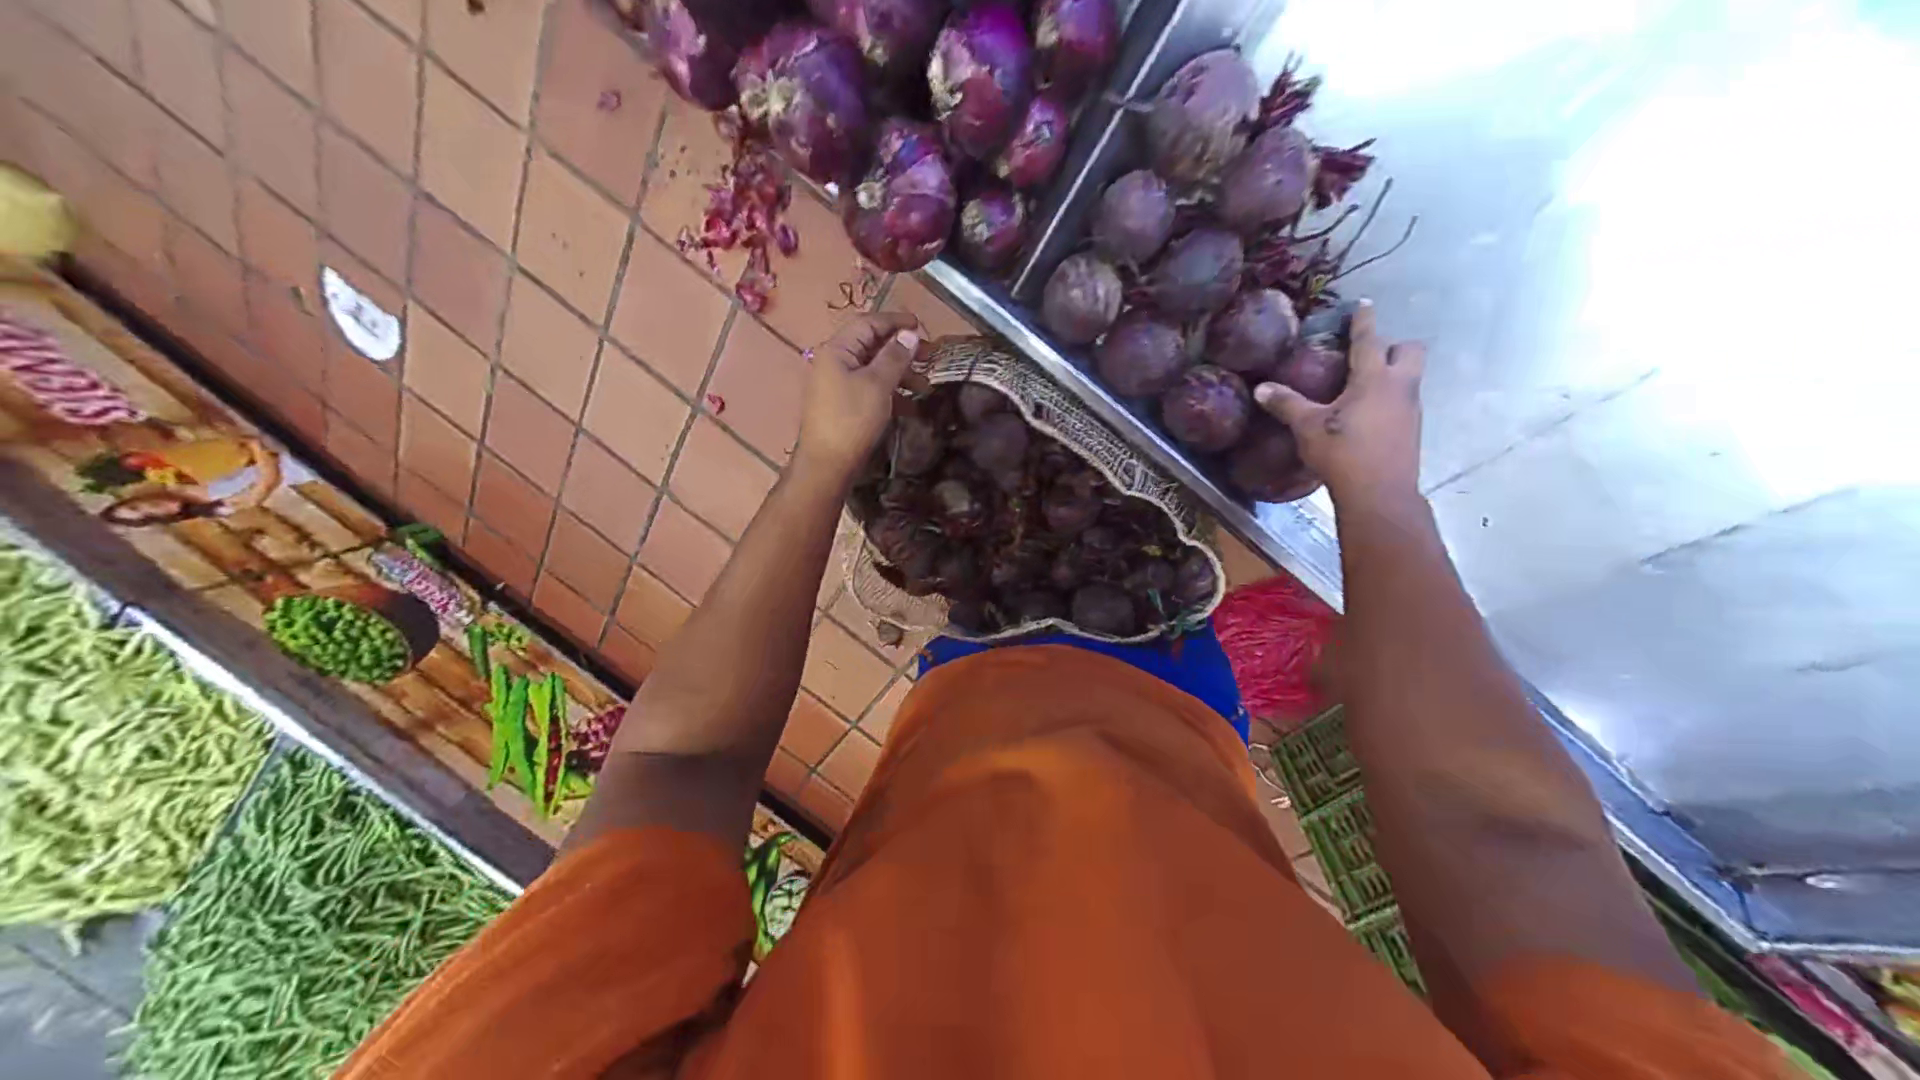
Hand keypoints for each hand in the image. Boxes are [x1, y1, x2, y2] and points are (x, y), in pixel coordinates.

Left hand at [795, 312, 923, 481]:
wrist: (827, 465)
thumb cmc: (852, 420)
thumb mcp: (878, 384)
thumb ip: (895, 357)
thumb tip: (910, 334)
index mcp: (837, 350)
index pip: (868, 324)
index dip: (895, 322)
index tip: (920, 325)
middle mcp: (834, 362)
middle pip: (871, 346)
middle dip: (901, 350)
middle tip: (929, 357)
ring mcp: (837, 385)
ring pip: (873, 369)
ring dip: (900, 373)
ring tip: (925, 386)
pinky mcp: (843, 406)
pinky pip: (869, 389)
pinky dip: (890, 392)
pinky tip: (910, 405)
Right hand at [1253, 301, 1426, 504]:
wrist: (1379, 493)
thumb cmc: (1342, 453)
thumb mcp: (1307, 427)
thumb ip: (1287, 404)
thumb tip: (1261, 388)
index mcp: (1374, 378)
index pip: (1370, 339)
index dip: (1363, 320)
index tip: (1362, 305)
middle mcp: (1400, 386)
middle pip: (1409, 349)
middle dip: (1392, 346)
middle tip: (1366, 354)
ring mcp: (1411, 408)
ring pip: (1409, 376)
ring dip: (1391, 373)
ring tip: (1362, 385)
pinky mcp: (1412, 429)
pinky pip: (1405, 401)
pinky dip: (1389, 398)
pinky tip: (1367, 414)